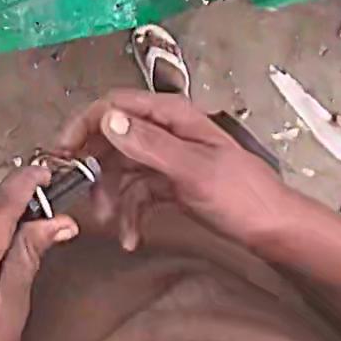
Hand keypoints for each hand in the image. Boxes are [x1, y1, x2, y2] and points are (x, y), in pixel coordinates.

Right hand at [56, 91, 308, 253]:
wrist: (275, 231)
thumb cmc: (244, 195)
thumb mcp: (193, 169)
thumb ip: (149, 144)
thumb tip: (108, 120)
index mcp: (171, 115)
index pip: (115, 106)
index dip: (85, 124)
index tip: (64, 150)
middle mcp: (164, 131)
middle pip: (112, 138)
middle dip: (95, 167)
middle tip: (80, 190)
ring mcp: (165, 157)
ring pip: (120, 168)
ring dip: (110, 196)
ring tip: (109, 221)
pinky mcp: (167, 182)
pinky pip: (135, 192)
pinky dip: (128, 213)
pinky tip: (129, 235)